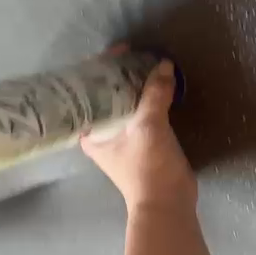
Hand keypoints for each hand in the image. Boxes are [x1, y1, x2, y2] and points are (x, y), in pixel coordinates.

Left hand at [80, 58, 195, 211]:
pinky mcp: (141, 142)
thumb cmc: (148, 167)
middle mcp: (101, 133)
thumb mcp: (150, 127)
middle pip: (105, 96)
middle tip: (133, 54)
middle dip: (118, 75)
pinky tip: (159, 85)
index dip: (98, 70)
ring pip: (124, 103)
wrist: (168, 202)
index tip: (117, 52)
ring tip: (147, 64)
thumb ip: (155, 94)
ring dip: (135, 86)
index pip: (86, 93)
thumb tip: (163, 65)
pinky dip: (148, 98)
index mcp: (91, 132)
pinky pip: (141, 112)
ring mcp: (121, 138)